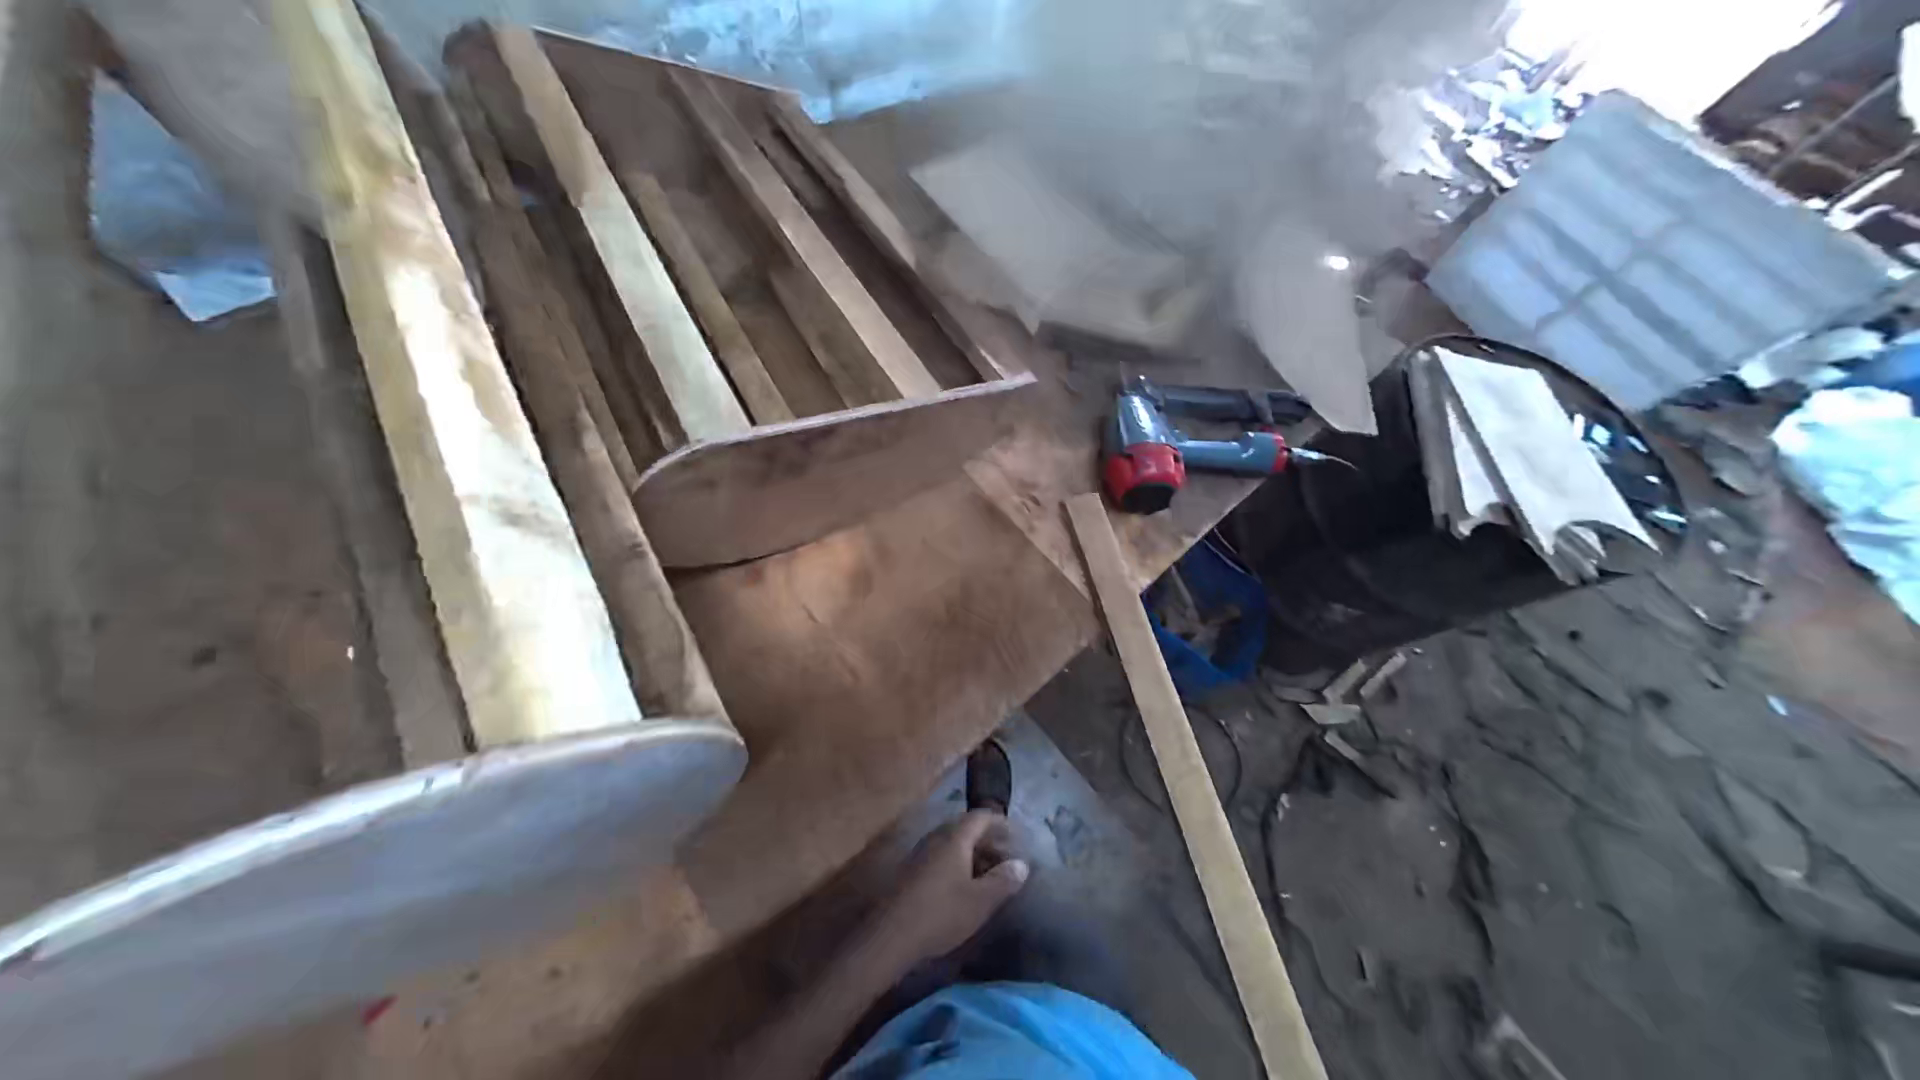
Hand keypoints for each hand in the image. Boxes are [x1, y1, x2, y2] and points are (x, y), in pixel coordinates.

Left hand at [863, 811, 1029, 969]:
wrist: (891, 936)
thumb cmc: (941, 913)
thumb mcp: (980, 901)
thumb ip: (1003, 880)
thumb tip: (1021, 864)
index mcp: (954, 837)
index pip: (981, 816)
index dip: (1001, 823)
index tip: (1017, 836)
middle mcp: (936, 837)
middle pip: (965, 828)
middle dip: (987, 839)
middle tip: (1006, 857)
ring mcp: (920, 853)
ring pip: (951, 843)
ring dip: (971, 853)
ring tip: (988, 873)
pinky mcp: (910, 871)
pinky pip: (939, 856)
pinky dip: (956, 863)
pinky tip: (962, 886)